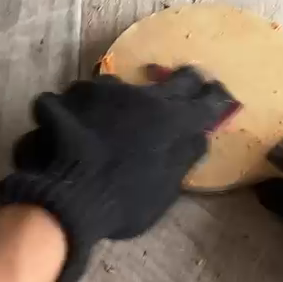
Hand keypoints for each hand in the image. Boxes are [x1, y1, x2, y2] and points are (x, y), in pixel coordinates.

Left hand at [0, 67, 235, 281]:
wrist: (64, 196)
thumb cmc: (123, 202)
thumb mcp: (164, 189)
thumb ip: (183, 157)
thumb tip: (198, 136)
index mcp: (172, 120)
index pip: (206, 100)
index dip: (214, 96)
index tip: (217, 94)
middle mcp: (143, 95)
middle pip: (174, 79)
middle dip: (185, 81)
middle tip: (187, 85)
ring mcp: (105, 90)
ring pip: (123, 87)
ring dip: (123, 99)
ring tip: (114, 116)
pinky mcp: (72, 95)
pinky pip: (85, 98)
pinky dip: (84, 109)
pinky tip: (75, 124)